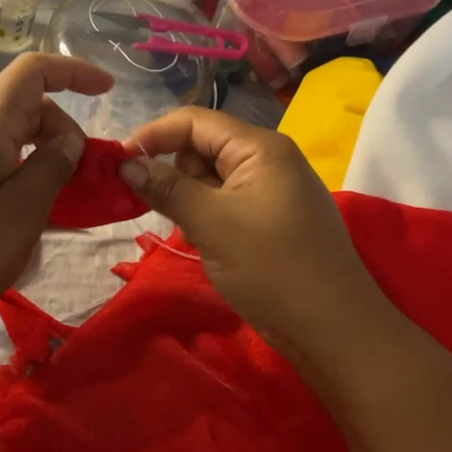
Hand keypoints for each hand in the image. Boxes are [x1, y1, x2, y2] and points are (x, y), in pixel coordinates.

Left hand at [0, 53, 113, 334]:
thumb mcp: (24, 209)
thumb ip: (53, 165)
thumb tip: (67, 139)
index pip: (33, 71)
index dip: (73, 72)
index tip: (108, 91)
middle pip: (21, 103)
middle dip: (60, 127)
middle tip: (81, 174)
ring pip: (3, 131)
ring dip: (37, 150)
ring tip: (57, 193)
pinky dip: (14, 166)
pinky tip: (21, 203)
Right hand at [121, 108, 386, 360]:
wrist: (334, 330)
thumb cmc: (273, 268)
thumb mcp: (212, 224)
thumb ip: (167, 188)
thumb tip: (124, 163)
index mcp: (260, 147)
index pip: (195, 121)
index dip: (153, 135)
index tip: (118, 163)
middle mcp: (269, 159)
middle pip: (202, 145)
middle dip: (173, 169)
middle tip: (157, 207)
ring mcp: (273, 189)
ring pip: (212, 176)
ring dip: (189, 196)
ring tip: (188, 229)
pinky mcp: (272, 218)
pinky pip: (227, 201)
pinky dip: (207, 214)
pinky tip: (205, 240)